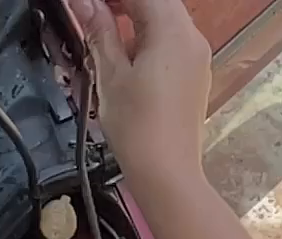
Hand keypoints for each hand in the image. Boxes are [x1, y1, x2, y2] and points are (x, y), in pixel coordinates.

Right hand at [67, 0, 212, 195]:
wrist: (167, 177)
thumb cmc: (140, 133)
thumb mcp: (111, 77)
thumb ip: (99, 32)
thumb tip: (84, 2)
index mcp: (172, 30)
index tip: (86, 6)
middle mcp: (192, 39)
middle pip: (154, 4)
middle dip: (120, 7)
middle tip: (90, 19)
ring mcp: (197, 61)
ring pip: (162, 25)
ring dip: (132, 26)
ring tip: (104, 48)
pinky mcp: (194, 81)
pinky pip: (170, 49)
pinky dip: (147, 47)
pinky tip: (125, 69)